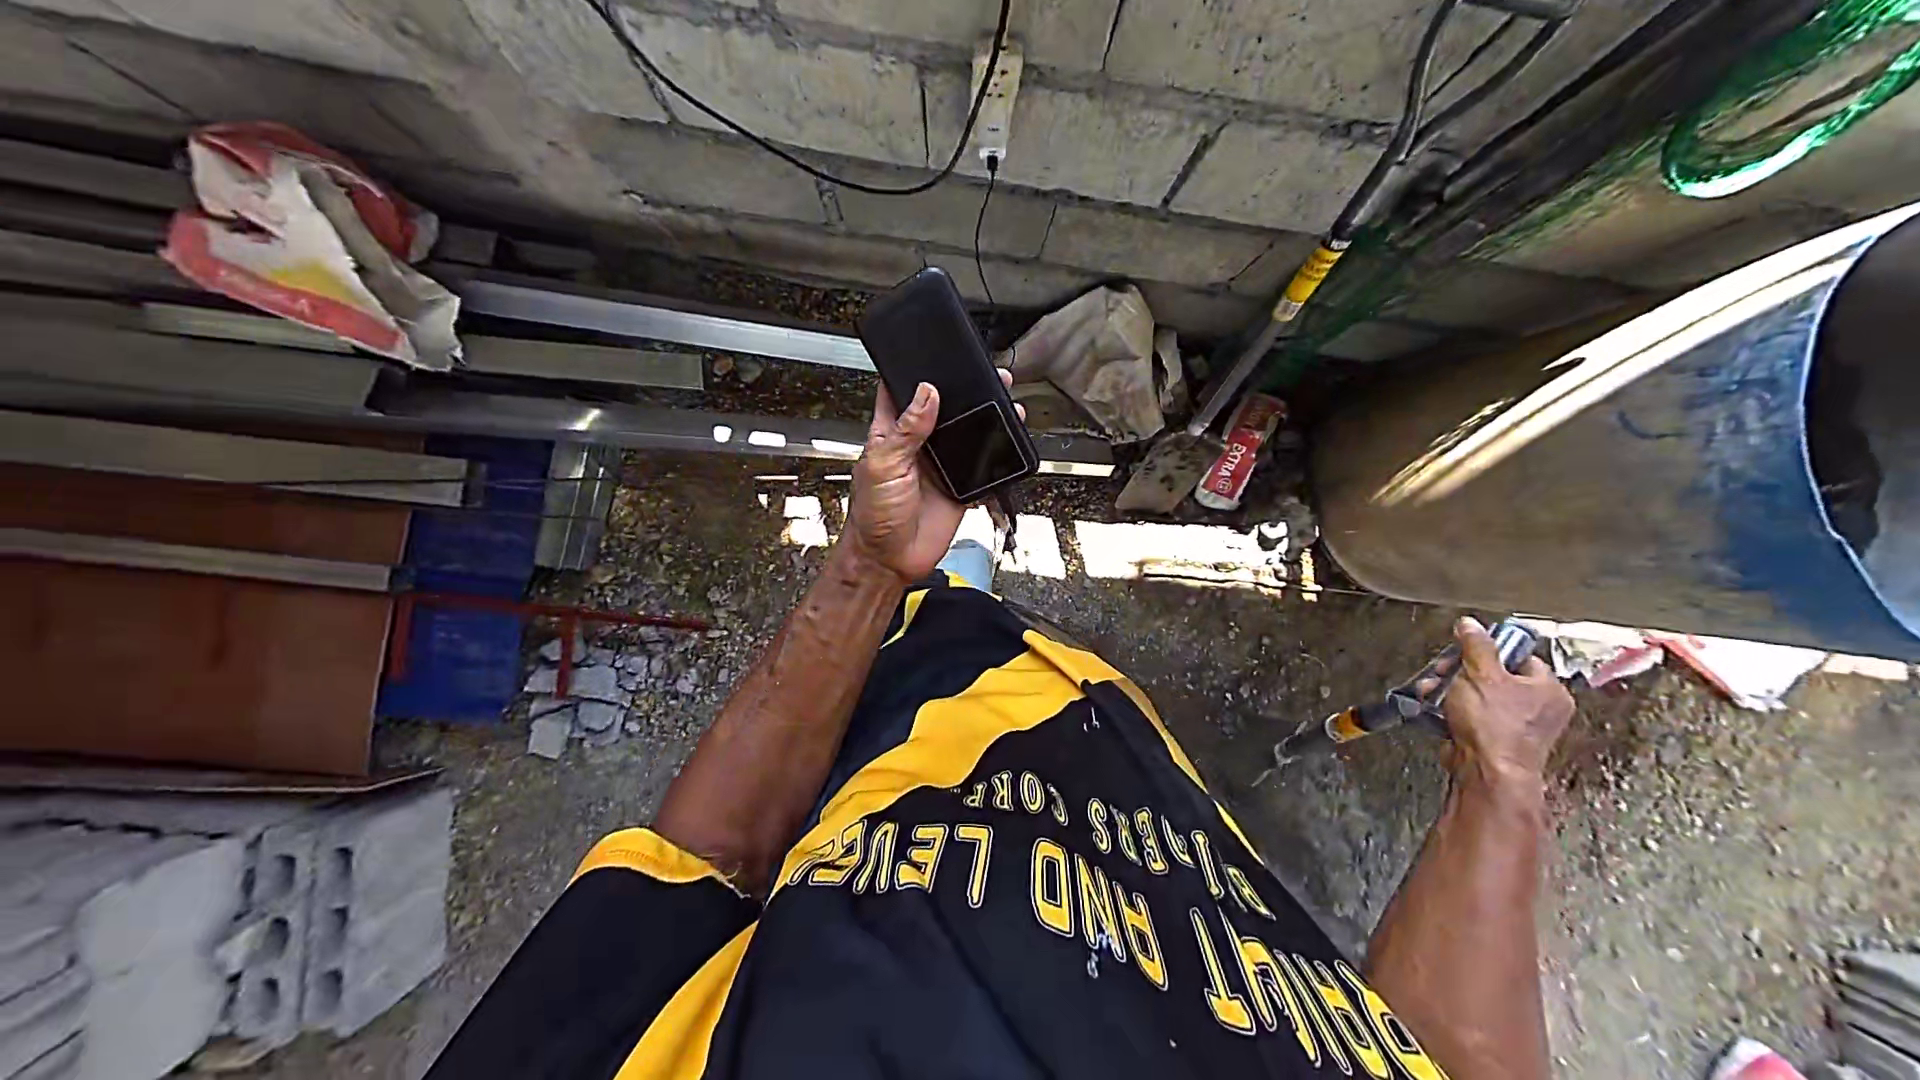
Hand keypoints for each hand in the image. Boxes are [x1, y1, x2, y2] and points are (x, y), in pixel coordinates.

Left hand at [841, 370, 1022, 583]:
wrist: (890, 560)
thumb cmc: (872, 517)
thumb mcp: (882, 466)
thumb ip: (905, 430)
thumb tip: (926, 393)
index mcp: (891, 434)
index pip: (901, 393)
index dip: (915, 374)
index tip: (934, 357)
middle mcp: (918, 445)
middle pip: (943, 408)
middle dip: (962, 392)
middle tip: (984, 374)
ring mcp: (940, 465)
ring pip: (967, 433)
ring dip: (985, 419)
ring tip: (1003, 399)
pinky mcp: (960, 486)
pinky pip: (983, 466)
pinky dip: (996, 455)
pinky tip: (1007, 439)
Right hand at [1440, 617, 1573, 788]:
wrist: (1486, 771)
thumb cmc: (1494, 725)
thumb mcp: (1481, 674)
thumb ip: (1476, 646)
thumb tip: (1470, 624)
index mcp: (1548, 689)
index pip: (1518, 656)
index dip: (1488, 650)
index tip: (1463, 650)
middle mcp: (1537, 707)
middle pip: (1492, 674)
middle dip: (1458, 671)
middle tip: (1443, 671)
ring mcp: (1515, 725)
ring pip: (1476, 694)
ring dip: (1448, 689)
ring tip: (1432, 691)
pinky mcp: (1492, 738)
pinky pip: (1468, 713)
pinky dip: (1450, 709)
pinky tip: (1434, 707)